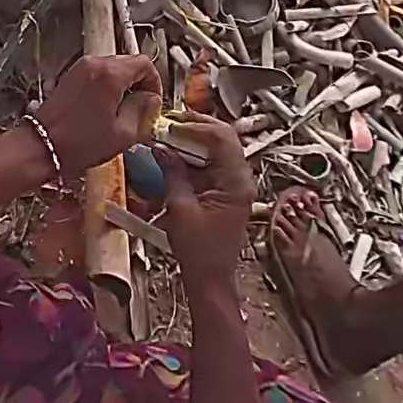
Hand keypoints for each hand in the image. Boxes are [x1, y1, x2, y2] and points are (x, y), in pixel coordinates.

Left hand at [35, 54, 161, 170]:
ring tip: (122, 113)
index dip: (155, 82)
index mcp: (110, 74)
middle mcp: (95, 64)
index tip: (153, 101)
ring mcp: (81, 68)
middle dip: (139, 84)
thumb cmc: (79, 143)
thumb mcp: (123, 133)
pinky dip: (107, 87)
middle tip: (141, 109)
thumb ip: (144, 112)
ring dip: (123, 86)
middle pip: (129, 63)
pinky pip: (98, 75)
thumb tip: (152, 100)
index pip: (145, 64)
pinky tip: (105, 110)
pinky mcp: (71, 77)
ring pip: (114, 69)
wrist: (42, 146)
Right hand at [156, 112, 259, 285]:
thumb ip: (172, 173)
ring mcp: (235, 185)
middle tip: (169, 123)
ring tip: (168, 137)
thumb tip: (161, 147)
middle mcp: (241, 179)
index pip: (221, 138)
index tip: (172, 122)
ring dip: (192, 142)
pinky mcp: (225, 192)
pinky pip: (211, 165)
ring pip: (216, 150)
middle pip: (222, 139)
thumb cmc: (200, 253)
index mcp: (237, 182)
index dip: (195, 125)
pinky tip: (175, 156)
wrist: (210, 281)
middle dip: (195, 128)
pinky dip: (193, 157)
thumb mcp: (180, 208)